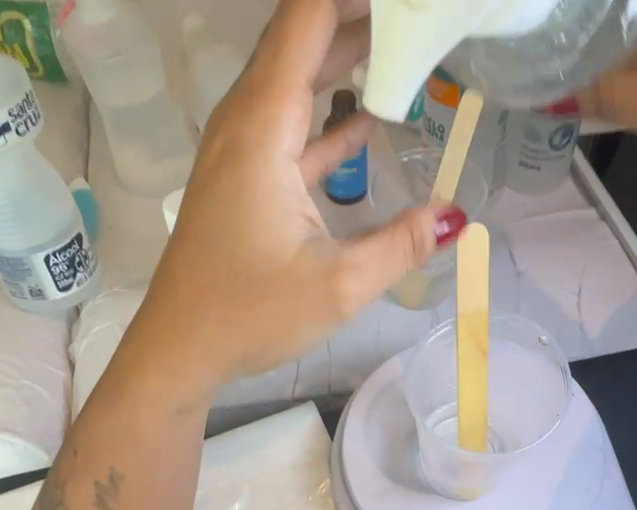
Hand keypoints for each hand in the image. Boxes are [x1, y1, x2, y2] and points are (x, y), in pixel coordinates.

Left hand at [119, 0, 465, 388]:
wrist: (180, 347)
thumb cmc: (249, 315)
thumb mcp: (338, 287)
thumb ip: (400, 245)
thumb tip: (457, 217)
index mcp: (263, 129)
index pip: (307, 19)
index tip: (407, 5)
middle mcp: (245, 122)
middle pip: (300, 36)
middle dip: (357, 16)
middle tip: (419, 21)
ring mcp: (239, 148)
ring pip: (292, 76)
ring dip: (343, 55)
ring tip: (404, 44)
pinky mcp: (242, 176)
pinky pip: (288, 121)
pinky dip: (326, 109)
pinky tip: (368, 115)